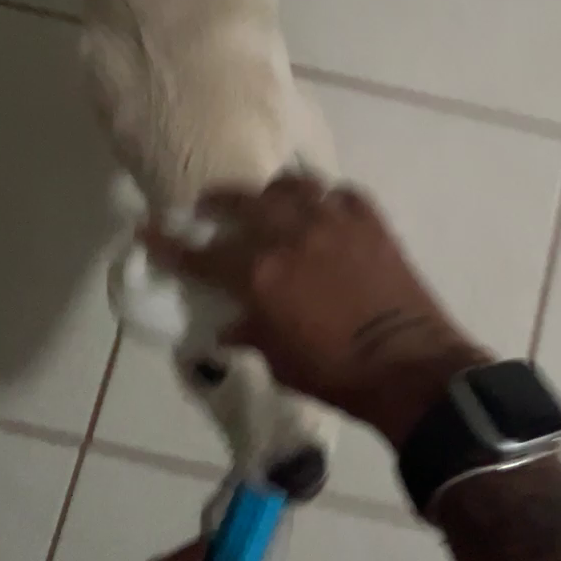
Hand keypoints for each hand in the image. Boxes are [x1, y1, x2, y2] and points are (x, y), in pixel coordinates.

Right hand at [148, 174, 491, 444]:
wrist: (409, 364)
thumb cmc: (337, 373)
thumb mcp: (279, 360)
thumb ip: (250, 332)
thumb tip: (231, 324)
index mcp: (262, 274)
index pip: (204, 254)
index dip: (172, 244)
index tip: (151, 230)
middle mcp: (294, 236)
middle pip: (246, 202)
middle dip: (220, 202)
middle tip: (209, 207)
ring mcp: (337, 222)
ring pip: (295, 187)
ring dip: (273, 193)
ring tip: (267, 201)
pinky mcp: (372, 221)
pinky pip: (341, 194)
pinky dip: (325, 198)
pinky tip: (322, 210)